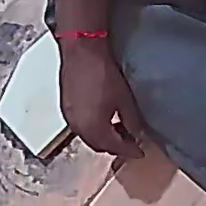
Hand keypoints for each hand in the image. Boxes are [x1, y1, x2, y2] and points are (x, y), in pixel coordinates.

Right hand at [58, 39, 144, 158]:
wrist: (81, 53)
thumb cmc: (103, 74)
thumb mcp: (124, 100)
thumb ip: (132, 122)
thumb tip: (137, 134)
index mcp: (94, 128)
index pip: (115, 147)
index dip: (129, 151)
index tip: (140, 152)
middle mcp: (78, 128)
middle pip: (100, 146)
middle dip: (116, 146)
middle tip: (131, 141)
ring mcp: (69, 118)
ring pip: (89, 137)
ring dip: (104, 137)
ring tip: (120, 128)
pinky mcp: (66, 108)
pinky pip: (81, 127)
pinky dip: (93, 128)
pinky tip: (104, 118)